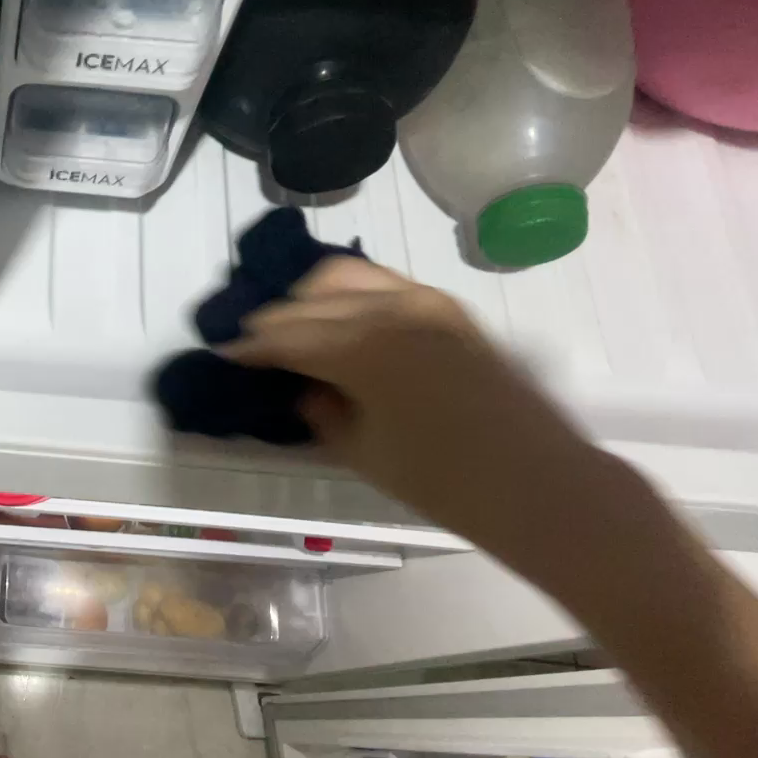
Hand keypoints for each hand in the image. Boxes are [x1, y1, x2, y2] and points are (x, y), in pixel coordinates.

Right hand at [219, 256, 619, 546]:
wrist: (534, 480)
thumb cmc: (439, 479)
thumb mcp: (358, 451)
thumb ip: (320, 409)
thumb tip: (304, 386)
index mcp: (363, 350)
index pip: (286, 338)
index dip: (250, 348)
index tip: (223, 354)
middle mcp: (391, 311)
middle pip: (309, 302)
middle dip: (272, 321)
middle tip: (249, 344)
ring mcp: (424, 303)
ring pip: (344, 276)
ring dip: (307, 298)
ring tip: (288, 325)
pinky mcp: (447, 309)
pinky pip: (381, 284)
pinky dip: (347, 295)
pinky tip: (334, 319)